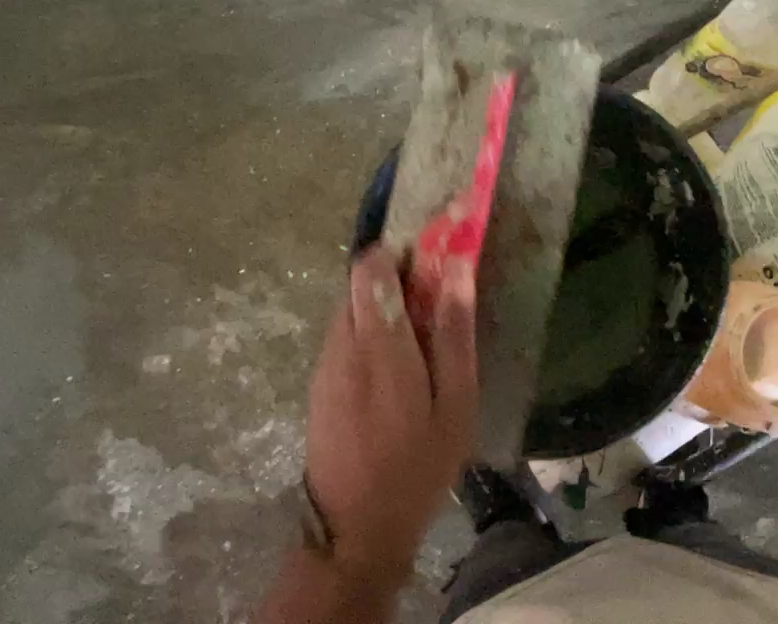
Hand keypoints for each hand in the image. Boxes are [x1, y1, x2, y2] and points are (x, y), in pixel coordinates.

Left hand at [303, 245, 478, 578]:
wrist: (356, 528)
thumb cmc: (418, 464)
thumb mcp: (455, 402)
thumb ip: (454, 333)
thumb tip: (457, 270)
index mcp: (379, 344)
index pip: (370, 267)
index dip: (399, 248)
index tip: (433, 250)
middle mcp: (342, 343)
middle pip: (359, 282)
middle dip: (395, 275)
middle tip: (435, 296)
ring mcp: (325, 364)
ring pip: (350, 306)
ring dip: (382, 302)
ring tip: (421, 333)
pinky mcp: (320, 382)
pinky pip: (344, 334)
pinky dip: (369, 328)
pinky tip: (397, 363)